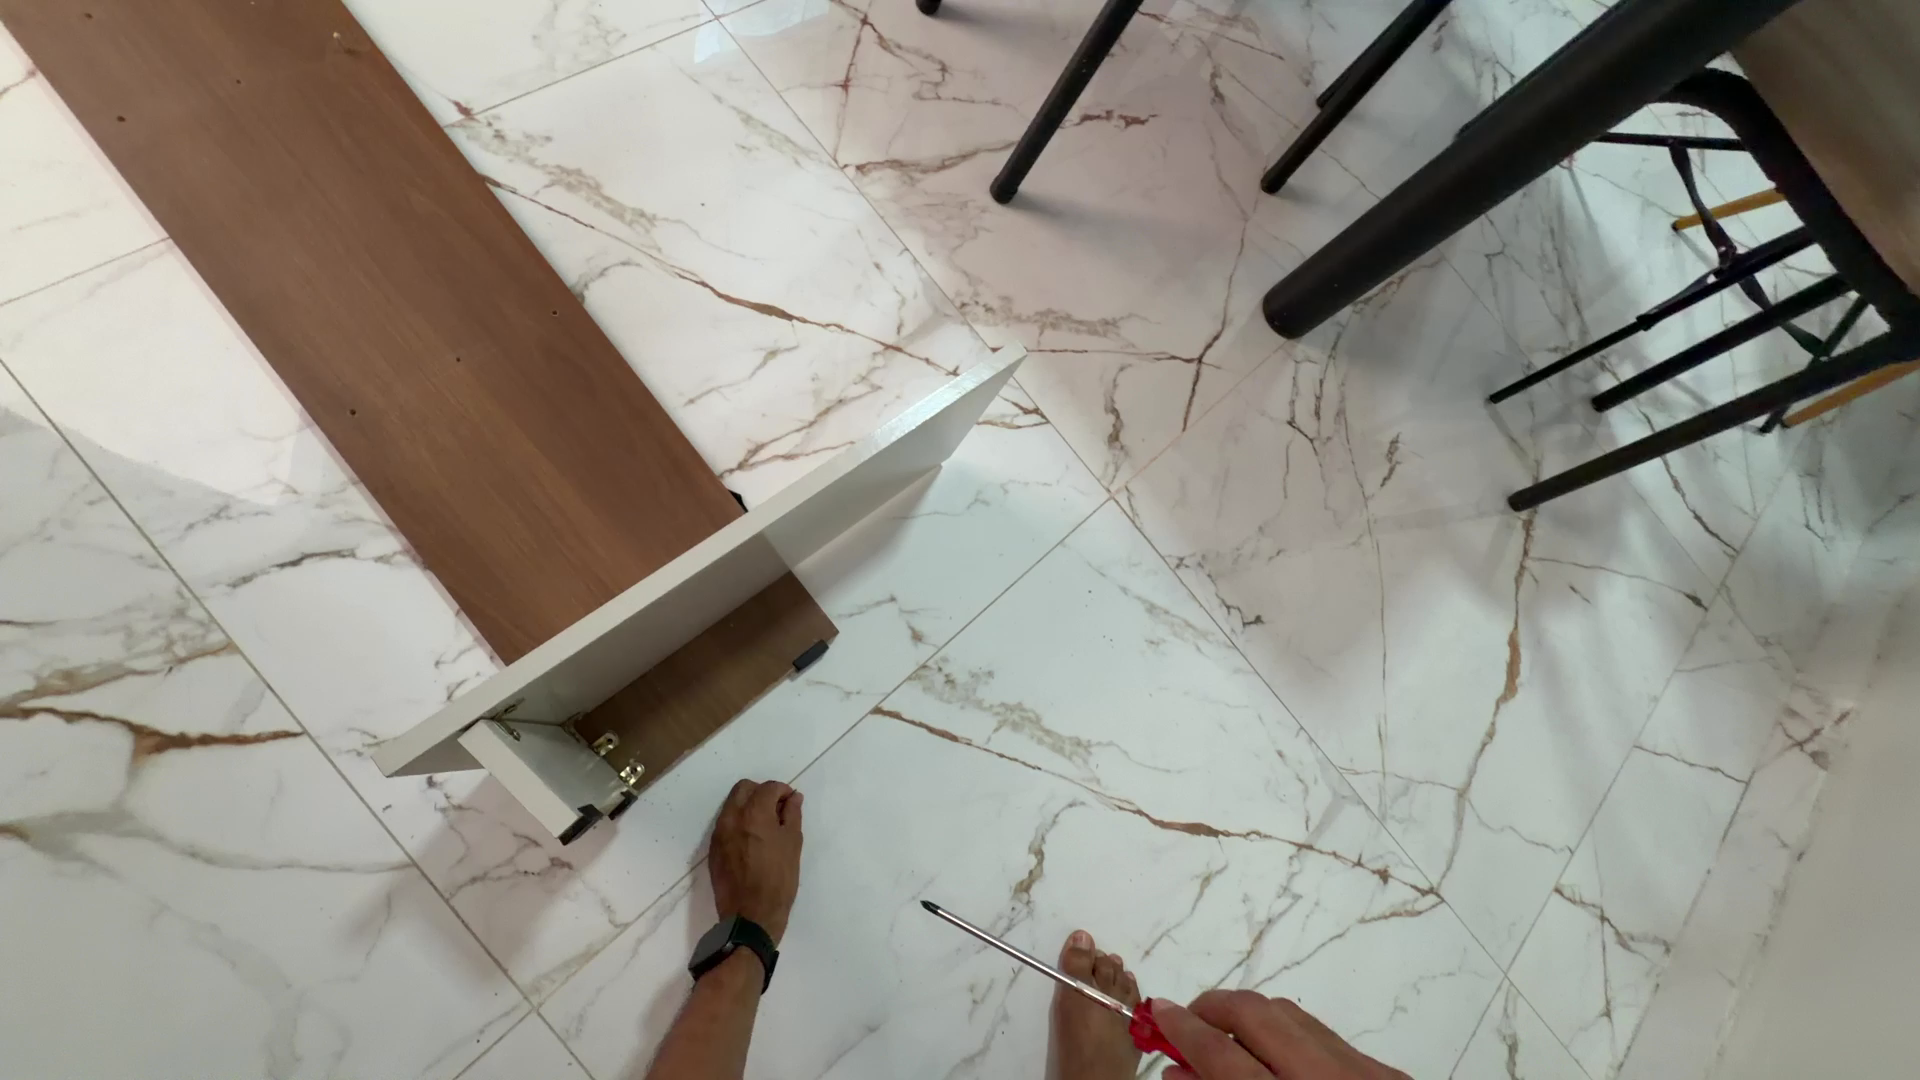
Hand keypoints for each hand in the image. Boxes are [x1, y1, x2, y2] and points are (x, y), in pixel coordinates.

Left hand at [709, 780, 803, 944]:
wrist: (750, 918)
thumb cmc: (778, 879)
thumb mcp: (793, 843)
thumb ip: (792, 814)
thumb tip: (793, 797)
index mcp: (753, 814)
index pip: (768, 788)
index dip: (783, 791)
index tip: (791, 803)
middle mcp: (731, 818)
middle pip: (744, 788)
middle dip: (762, 792)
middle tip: (777, 809)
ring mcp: (719, 834)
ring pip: (732, 805)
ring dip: (749, 806)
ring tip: (765, 826)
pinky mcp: (713, 850)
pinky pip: (726, 824)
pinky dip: (739, 823)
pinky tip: (752, 841)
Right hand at [1151, 991, 1409, 1079]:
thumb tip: (1177, 1071)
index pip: (1223, 1058)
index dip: (1182, 1031)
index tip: (1156, 1011)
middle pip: (1255, 1014)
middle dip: (1211, 1008)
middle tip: (1185, 1021)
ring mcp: (1366, 1074)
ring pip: (1289, 1014)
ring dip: (1247, 1019)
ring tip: (1225, 1039)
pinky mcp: (1388, 1074)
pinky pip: (1323, 1034)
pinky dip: (1288, 1037)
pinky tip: (1277, 1062)